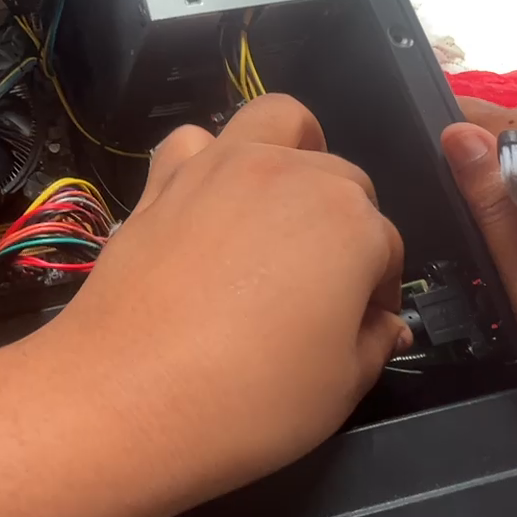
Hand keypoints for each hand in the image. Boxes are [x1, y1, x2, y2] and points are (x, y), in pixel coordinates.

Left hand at [30, 94, 409, 505]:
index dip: (380, 288)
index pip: (386, 244)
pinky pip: (193, 141)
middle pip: (339, 177)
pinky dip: (206, 159)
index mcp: (349, 220)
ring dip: (291, 149)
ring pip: (274, 119)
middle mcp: (288, 173)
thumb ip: (375, 340)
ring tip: (278, 205)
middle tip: (320, 279)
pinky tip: (206, 201)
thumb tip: (385, 321)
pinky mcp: (165, 175)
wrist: (131, 391)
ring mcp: (220, 164)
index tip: (363, 323)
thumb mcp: (342, 385)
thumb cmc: (251, 397)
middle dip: (344, 222)